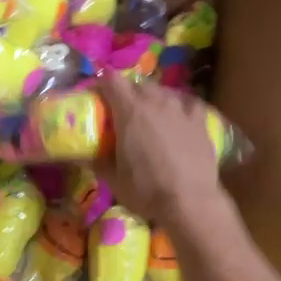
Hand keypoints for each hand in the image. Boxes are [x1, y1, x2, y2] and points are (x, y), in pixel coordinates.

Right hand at [96, 75, 222, 222]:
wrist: (189, 200)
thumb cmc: (145, 190)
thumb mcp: (112, 179)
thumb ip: (96, 160)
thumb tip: (79, 154)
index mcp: (130, 112)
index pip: (111, 80)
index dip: (100, 83)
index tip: (94, 96)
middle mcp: (156, 102)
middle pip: (137, 84)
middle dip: (125, 92)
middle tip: (118, 112)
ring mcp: (181, 108)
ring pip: (161, 91)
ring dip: (150, 98)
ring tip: (146, 115)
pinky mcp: (200, 119)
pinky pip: (186, 102)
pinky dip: (177, 105)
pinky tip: (175, 115)